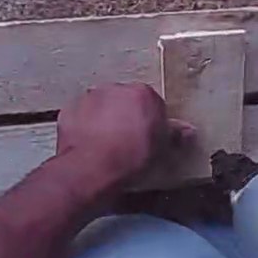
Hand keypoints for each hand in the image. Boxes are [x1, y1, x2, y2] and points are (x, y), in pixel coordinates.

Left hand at [54, 84, 193, 192]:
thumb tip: (187, 131)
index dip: (147, 121)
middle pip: (123, 100)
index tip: (145, 137)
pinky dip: (82, 127)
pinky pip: (79, 117)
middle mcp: (115, 89)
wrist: (93, 168)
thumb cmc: (130, 158)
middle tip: (124, 141)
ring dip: (101, 119)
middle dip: (123, 115)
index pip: (149, 102)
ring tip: (103, 145)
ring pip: (99, 106)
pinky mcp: (69, 111)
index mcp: (142, 94)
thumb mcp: (160, 150)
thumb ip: (174, 135)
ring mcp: (89, 98)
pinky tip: (86, 146)